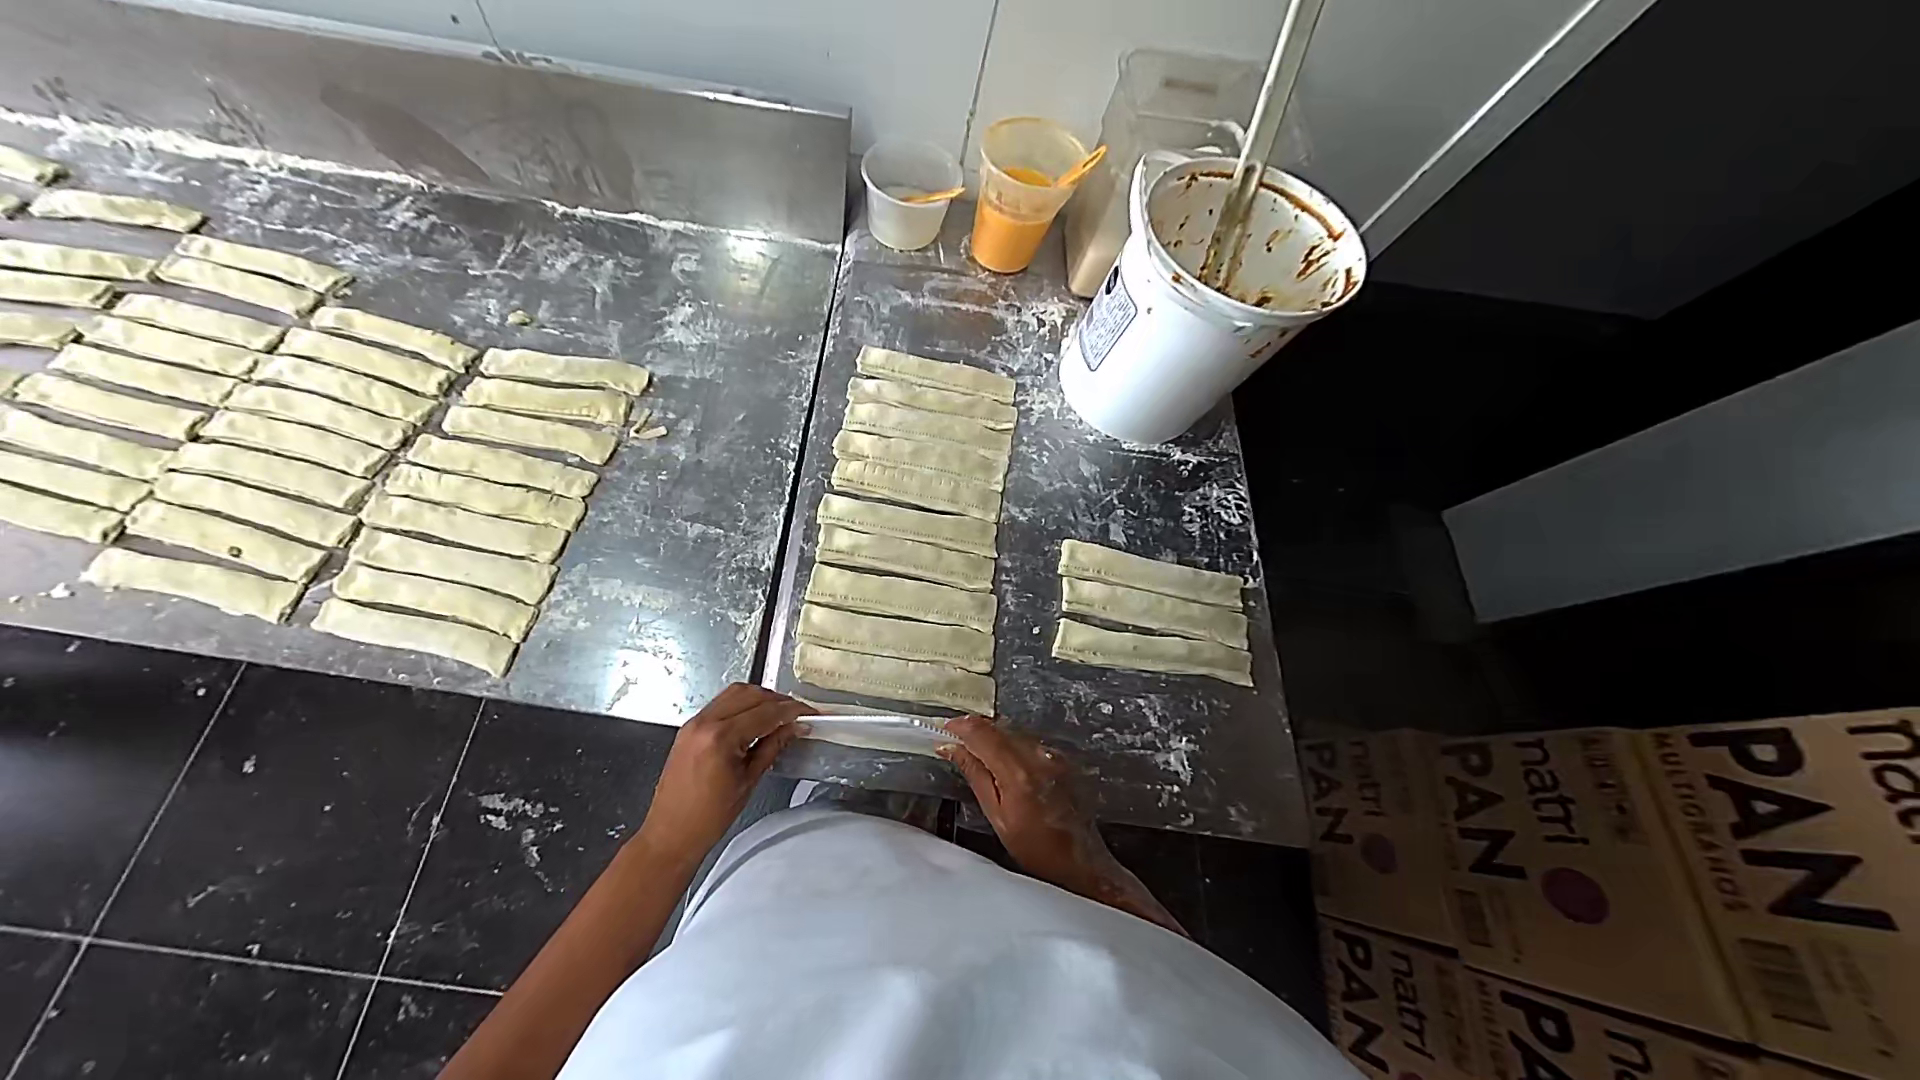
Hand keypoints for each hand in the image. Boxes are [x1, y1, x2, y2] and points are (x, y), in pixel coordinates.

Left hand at [636, 684, 808, 866]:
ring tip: (779, 714)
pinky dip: (742, 705)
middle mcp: (704, 724)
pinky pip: (721, 703)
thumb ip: (773, 746)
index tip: (808, 714)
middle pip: (751, 694)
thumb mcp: (749, 780)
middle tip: (797, 714)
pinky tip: (755, 718)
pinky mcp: (689, 728)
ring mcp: (694, 724)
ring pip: (735, 693)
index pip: (766, 711)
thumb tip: (793, 728)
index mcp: (720, 738)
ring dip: (760, 698)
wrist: (670, 834)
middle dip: (779, 701)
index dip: (793, 711)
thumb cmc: (705, 818)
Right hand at [938, 716, 1110, 888]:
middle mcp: (1038, 755)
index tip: (946, 728)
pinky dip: (1012, 744)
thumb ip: (975, 774)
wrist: (1079, 860)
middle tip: (956, 742)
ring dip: (994, 736)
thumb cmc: (1034, 848)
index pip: (984, 733)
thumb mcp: (996, 815)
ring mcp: (1053, 754)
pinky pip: (1029, 741)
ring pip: (1014, 731)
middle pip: (999, 727)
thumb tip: (950, 748)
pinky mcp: (1062, 757)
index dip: (961, 726)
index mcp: (1018, 772)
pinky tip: (1005, 762)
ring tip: (978, 753)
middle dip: (976, 730)